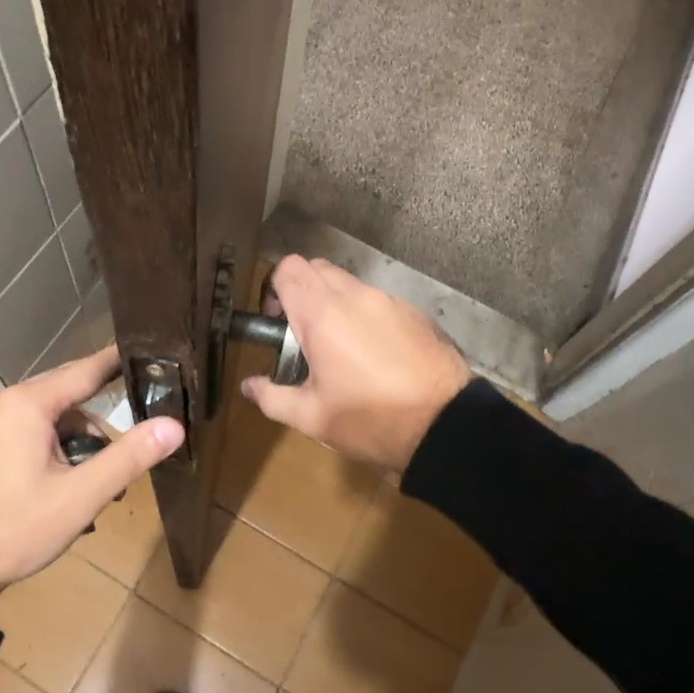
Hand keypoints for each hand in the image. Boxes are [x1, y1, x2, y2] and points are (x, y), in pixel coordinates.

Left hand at [0, 345, 184, 612]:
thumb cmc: (15, 530)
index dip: (117, 362)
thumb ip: (129, 457)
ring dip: (75, 440)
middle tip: (133, 441)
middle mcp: (2, 401)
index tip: (148, 350)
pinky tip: (62, 482)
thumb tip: (175, 426)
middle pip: (66, 394)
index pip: (85, 370)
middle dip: (99, 420)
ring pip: (46, 416)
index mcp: (26, 403)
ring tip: (95, 484)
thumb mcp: (81, 496)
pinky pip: (24, 429)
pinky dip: (50, 446)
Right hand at [241, 255, 470, 471]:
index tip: (279, 322)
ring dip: (335, 303)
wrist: (444, 424)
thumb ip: (273, 398)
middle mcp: (354, 297)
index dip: (275, 288)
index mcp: (322, 315)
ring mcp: (388, 301)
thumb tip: (249, 386)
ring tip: (341, 347)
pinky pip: (378, 301)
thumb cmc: (370, 420)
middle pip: (317, 268)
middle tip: (304, 334)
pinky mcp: (414, 312)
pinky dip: (366, 315)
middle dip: (303, 292)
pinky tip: (375, 355)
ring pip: (350, 283)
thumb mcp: (313, 418)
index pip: (288, 269)